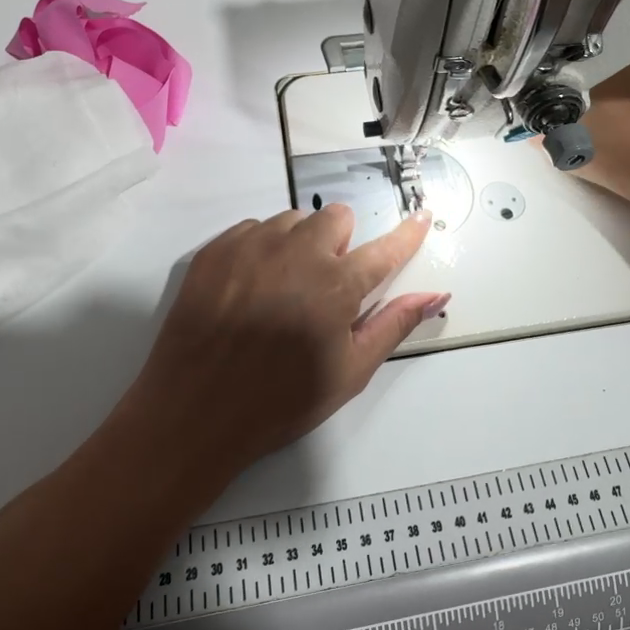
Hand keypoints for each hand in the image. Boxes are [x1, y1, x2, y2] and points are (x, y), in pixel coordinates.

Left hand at [125, 206, 440, 469]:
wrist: (193, 413)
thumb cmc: (280, 401)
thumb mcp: (349, 372)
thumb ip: (394, 324)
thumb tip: (437, 295)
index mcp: (337, 284)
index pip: (385, 248)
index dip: (407, 234)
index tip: (420, 217)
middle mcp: (297, 251)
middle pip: (335, 217)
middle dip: (340, 244)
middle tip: (326, 285)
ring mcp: (252, 245)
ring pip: (292, 221)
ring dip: (299, 245)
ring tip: (283, 290)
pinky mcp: (216, 248)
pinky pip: (252, 230)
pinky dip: (261, 250)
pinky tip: (249, 290)